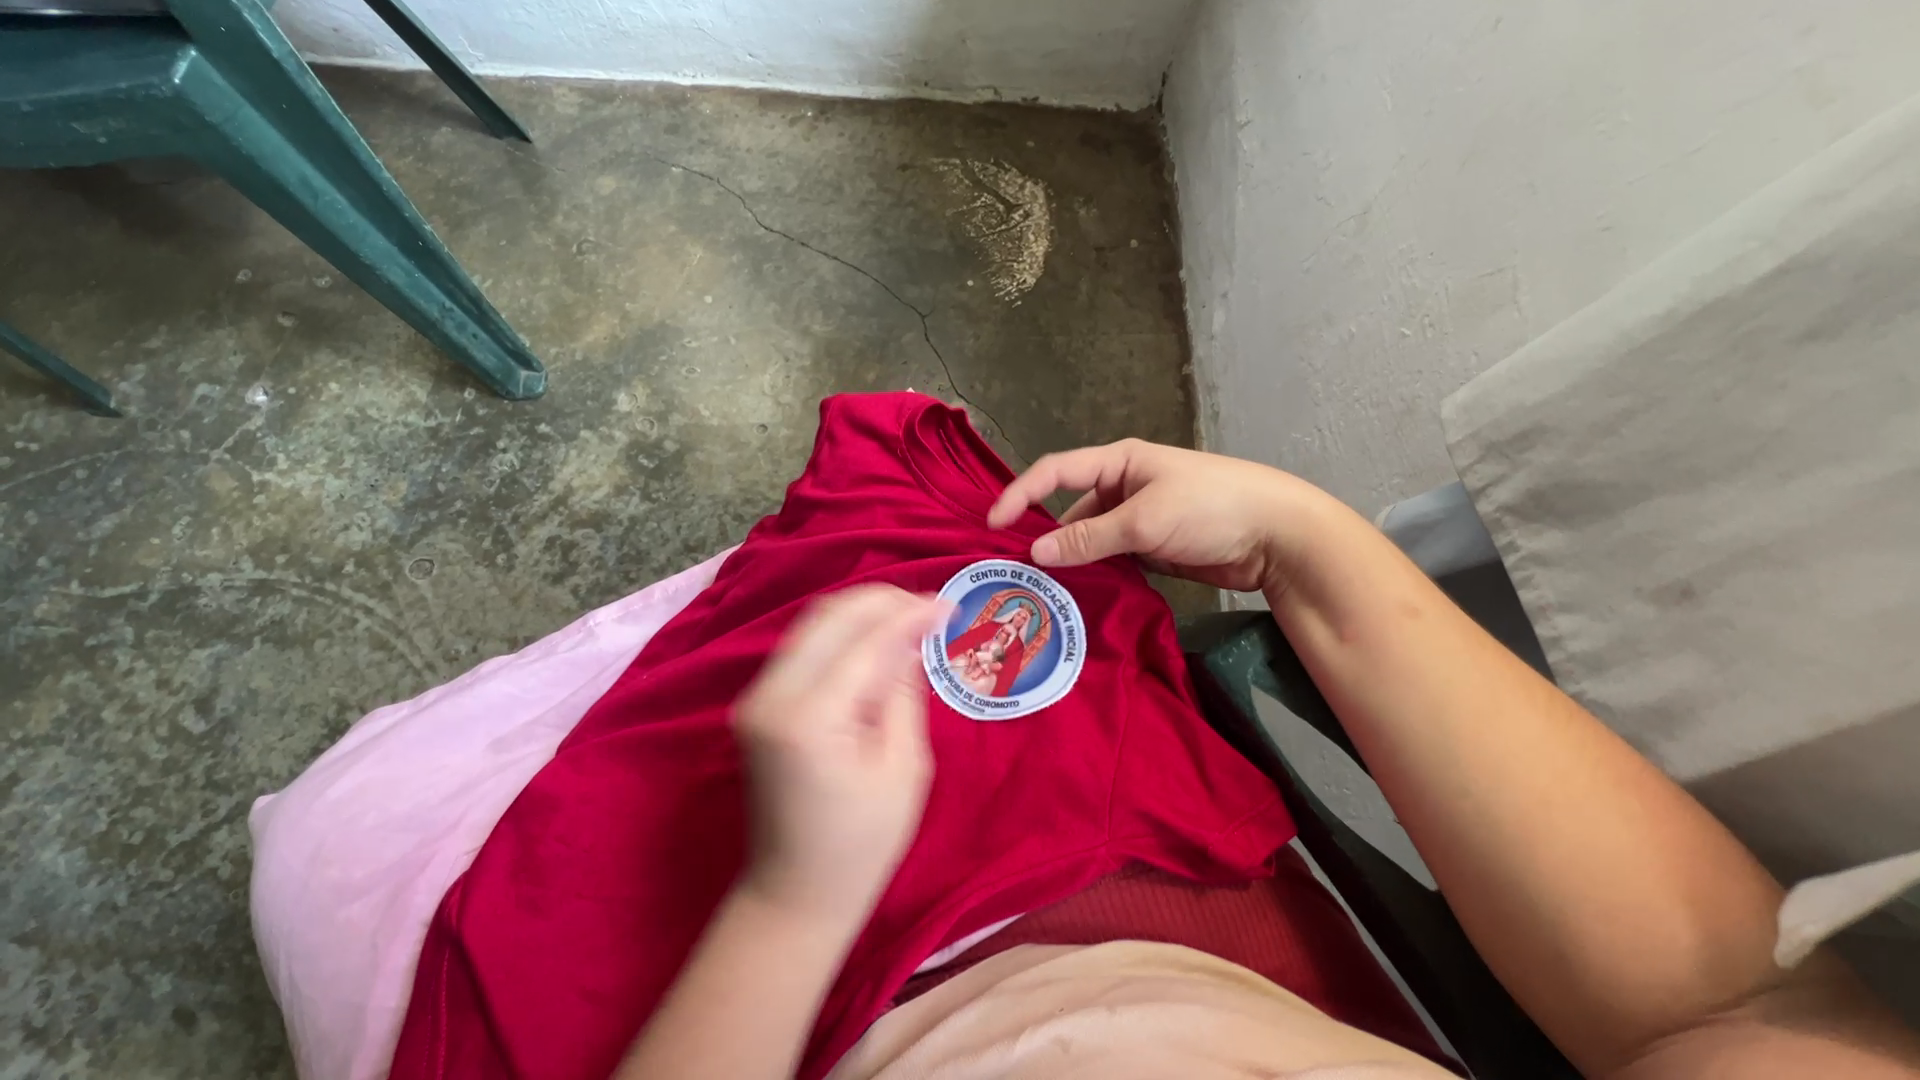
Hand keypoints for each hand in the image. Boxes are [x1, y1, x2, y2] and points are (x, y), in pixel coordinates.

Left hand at [732, 586, 945, 923]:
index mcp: (809, 717)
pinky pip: (803, 649)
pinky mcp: (758, 704)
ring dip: (862, 614)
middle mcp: (770, 695)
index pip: (863, 640)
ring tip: (910, 620)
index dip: (909, 614)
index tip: (948, 606)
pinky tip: (876, 643)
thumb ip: (902, 692)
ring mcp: (756, 697)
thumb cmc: (861, 845)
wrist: (794, 893)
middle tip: (930, 608)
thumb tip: (911, 637)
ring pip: (812, 625)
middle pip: (829, 616)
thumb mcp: (903, 768)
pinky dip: (842, 636)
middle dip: (883, 602)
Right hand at [987, 439, 1331, 593]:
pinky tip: (1076, 597)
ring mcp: (1137, 519)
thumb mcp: (1143, 520)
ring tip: (1039, 592)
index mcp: (1118, 462)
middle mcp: (1122, 486)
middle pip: (1069, 510)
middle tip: (1011, 571)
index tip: (991, 524)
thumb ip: (1088, 538)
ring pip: (1089, 540)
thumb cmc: (1209, 508)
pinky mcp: (1152, 548)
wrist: (1277, 534)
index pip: (1055, 471)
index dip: (1020, 494)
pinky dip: (1095, 575)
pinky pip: (1111, 560)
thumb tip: (1036, 552)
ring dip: (1069, 562)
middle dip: (1041, 536)